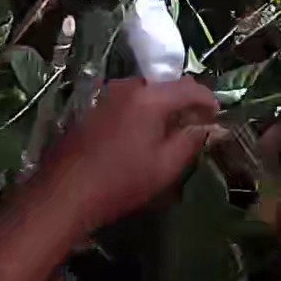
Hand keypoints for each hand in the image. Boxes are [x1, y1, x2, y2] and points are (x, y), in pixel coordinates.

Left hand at [34, 77, 221, 231]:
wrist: (63, 194)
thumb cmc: (120, 182)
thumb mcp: (165, 166)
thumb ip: (191, 140)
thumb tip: (212, 127)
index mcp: (150, 97)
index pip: (189, 87)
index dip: (207, 99)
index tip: (217, 115)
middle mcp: (128, 87)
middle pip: (165, 86)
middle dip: (183, 102)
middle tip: (194, 124)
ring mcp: (106, 95)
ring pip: (144, 93)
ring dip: (160, 106)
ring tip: (168, 131)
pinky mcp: (91, 107)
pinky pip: (126, 101)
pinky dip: (140, 111)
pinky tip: (140, 135)